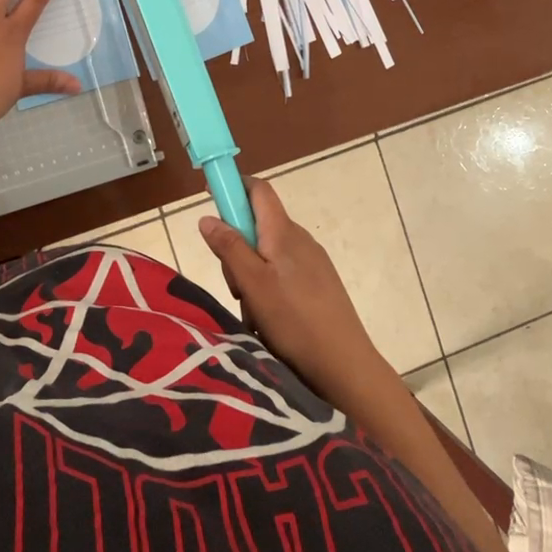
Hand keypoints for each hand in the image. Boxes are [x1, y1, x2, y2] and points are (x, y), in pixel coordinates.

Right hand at [198, 180, 385, 401]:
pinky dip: (266, 289)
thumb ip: (229, 247)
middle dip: (236, 248)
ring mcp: (311, 263)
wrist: (344, 364)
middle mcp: (299, 240)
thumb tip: (207, 216)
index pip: (258, 190)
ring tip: (253, 310)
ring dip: (249, 275)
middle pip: (257, 226)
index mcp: (283, 232)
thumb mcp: (252, 283)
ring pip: (266, 254)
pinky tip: (268, 319)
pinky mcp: (317, 284)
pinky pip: (281, 274)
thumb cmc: (294, 320)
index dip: (233, 187)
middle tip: (235, 284)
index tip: (211, 199)